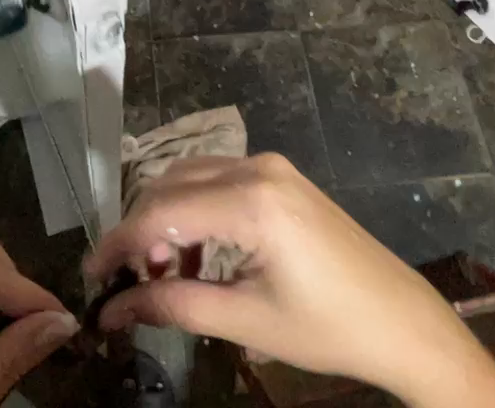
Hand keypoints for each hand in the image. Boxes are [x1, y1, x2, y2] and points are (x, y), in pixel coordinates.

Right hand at [83, 154, 494, 407]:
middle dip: (140, 231)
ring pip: (190, 176)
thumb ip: (173, 305)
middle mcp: (256, 167)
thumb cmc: (327, 328)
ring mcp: (271, 166)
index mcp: (251, 202)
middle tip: (128, 283)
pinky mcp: (280, 175)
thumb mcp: (245, 321)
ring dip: (166, 218)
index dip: (119, 244)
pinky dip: (195, 210)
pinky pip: (218, 179)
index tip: (92, 278)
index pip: (160, 213)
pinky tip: (197, 254)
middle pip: (170, 185)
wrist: (402, 319)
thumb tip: (110, 310)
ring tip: (162, 273)